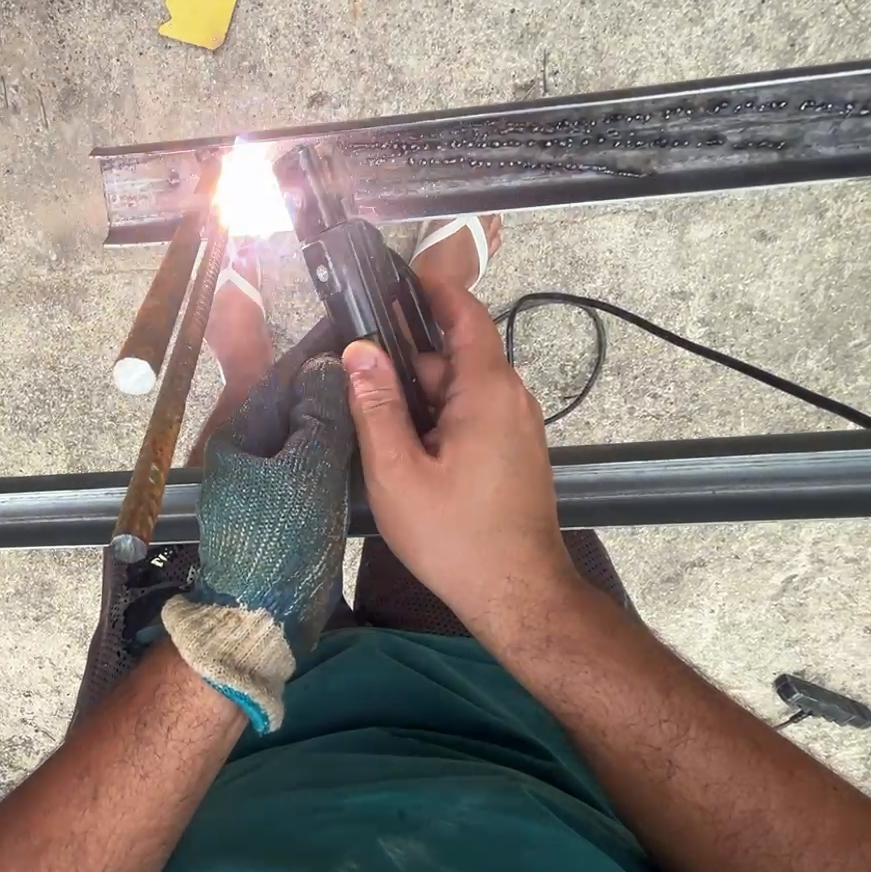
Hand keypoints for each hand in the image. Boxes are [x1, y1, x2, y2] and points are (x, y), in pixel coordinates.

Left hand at [162, 357, 355, 731]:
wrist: (263, 612)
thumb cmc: (276, 541)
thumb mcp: (304, 471)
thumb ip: (319, 415)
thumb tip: (330, 366)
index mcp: (240, 431)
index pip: (274, 370)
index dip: (307, 344)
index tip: (336, 316)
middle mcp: (247, 445)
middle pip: (287, 392)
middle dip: (323, 368)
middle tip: (367, 342)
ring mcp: (264, 470)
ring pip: (301, 421)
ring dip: (332, 400)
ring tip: (373, 375)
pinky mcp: (282, 493)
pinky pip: (310, 451)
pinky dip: (334, 435)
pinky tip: (363, 425)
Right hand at [341, 287, 579, 630]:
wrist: (517, 594)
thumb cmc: (455, 536)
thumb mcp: (397, 472)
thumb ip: (376, 407)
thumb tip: (359, 352)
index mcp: (486, 392)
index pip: (465, 316)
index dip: (432, 290)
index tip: (395, 277)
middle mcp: (510, 400)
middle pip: (450, 358)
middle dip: (403, 363)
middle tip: (354, 379)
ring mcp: (515, 428)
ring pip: (456, 390)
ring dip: (415, 398)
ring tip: (371, 424)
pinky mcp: (512, 452)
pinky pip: (468, 415)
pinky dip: (433, 418)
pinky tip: (403, 450)